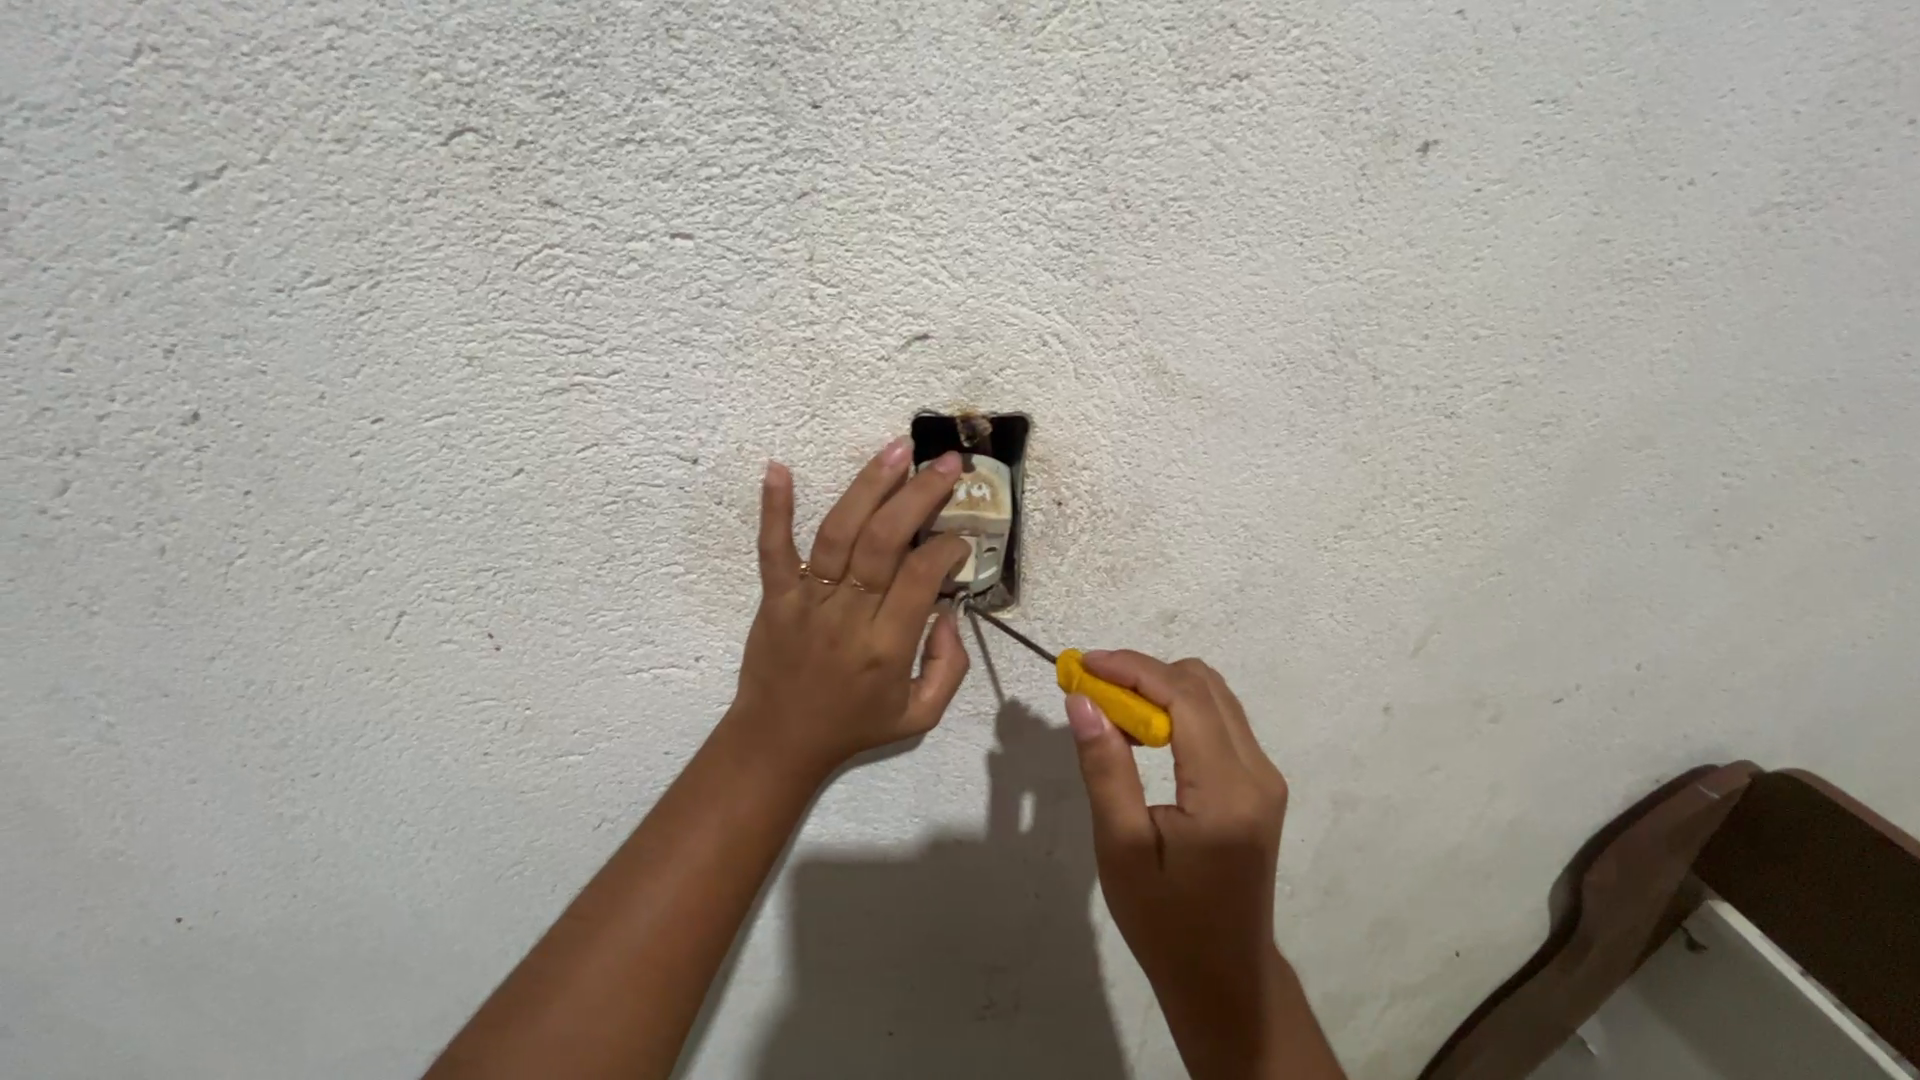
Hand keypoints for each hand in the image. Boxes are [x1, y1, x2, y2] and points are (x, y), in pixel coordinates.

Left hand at [728, 439, 972, 778]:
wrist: (778, 741)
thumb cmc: (853, 726)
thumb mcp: (919, 716)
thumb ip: (949, 668)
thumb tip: (950, 612)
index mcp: (887, 647)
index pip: (920, 577)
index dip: (945, 547)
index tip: (960, 537)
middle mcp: (847, 617)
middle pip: (884, 542)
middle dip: (919, 496)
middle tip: (947, 464)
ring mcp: (807, 602)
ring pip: (839, 533)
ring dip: (869, 486)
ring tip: (898, 448)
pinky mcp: (775, 597)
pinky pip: (773, 550)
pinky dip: (775, 509)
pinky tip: (779, 468)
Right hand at [1066, 652, 1292, 1073]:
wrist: (1224, 976)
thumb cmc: (1165, 921)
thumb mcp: (1120, 848)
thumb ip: (1105, 768)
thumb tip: (1083, 702)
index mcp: (1225, 791)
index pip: (1183, 696)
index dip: (1131, 669)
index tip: (1082, 665)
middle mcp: (1257, 773)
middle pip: (1203, 685)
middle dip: (1142, 673)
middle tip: (1090, 690)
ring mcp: (1265, 778)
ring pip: (1214, 697)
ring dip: (1160, 688)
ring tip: (1109, 710)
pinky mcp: (1260, 786)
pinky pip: (1220, 722)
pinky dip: (1177, 711)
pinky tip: (1142, 734)